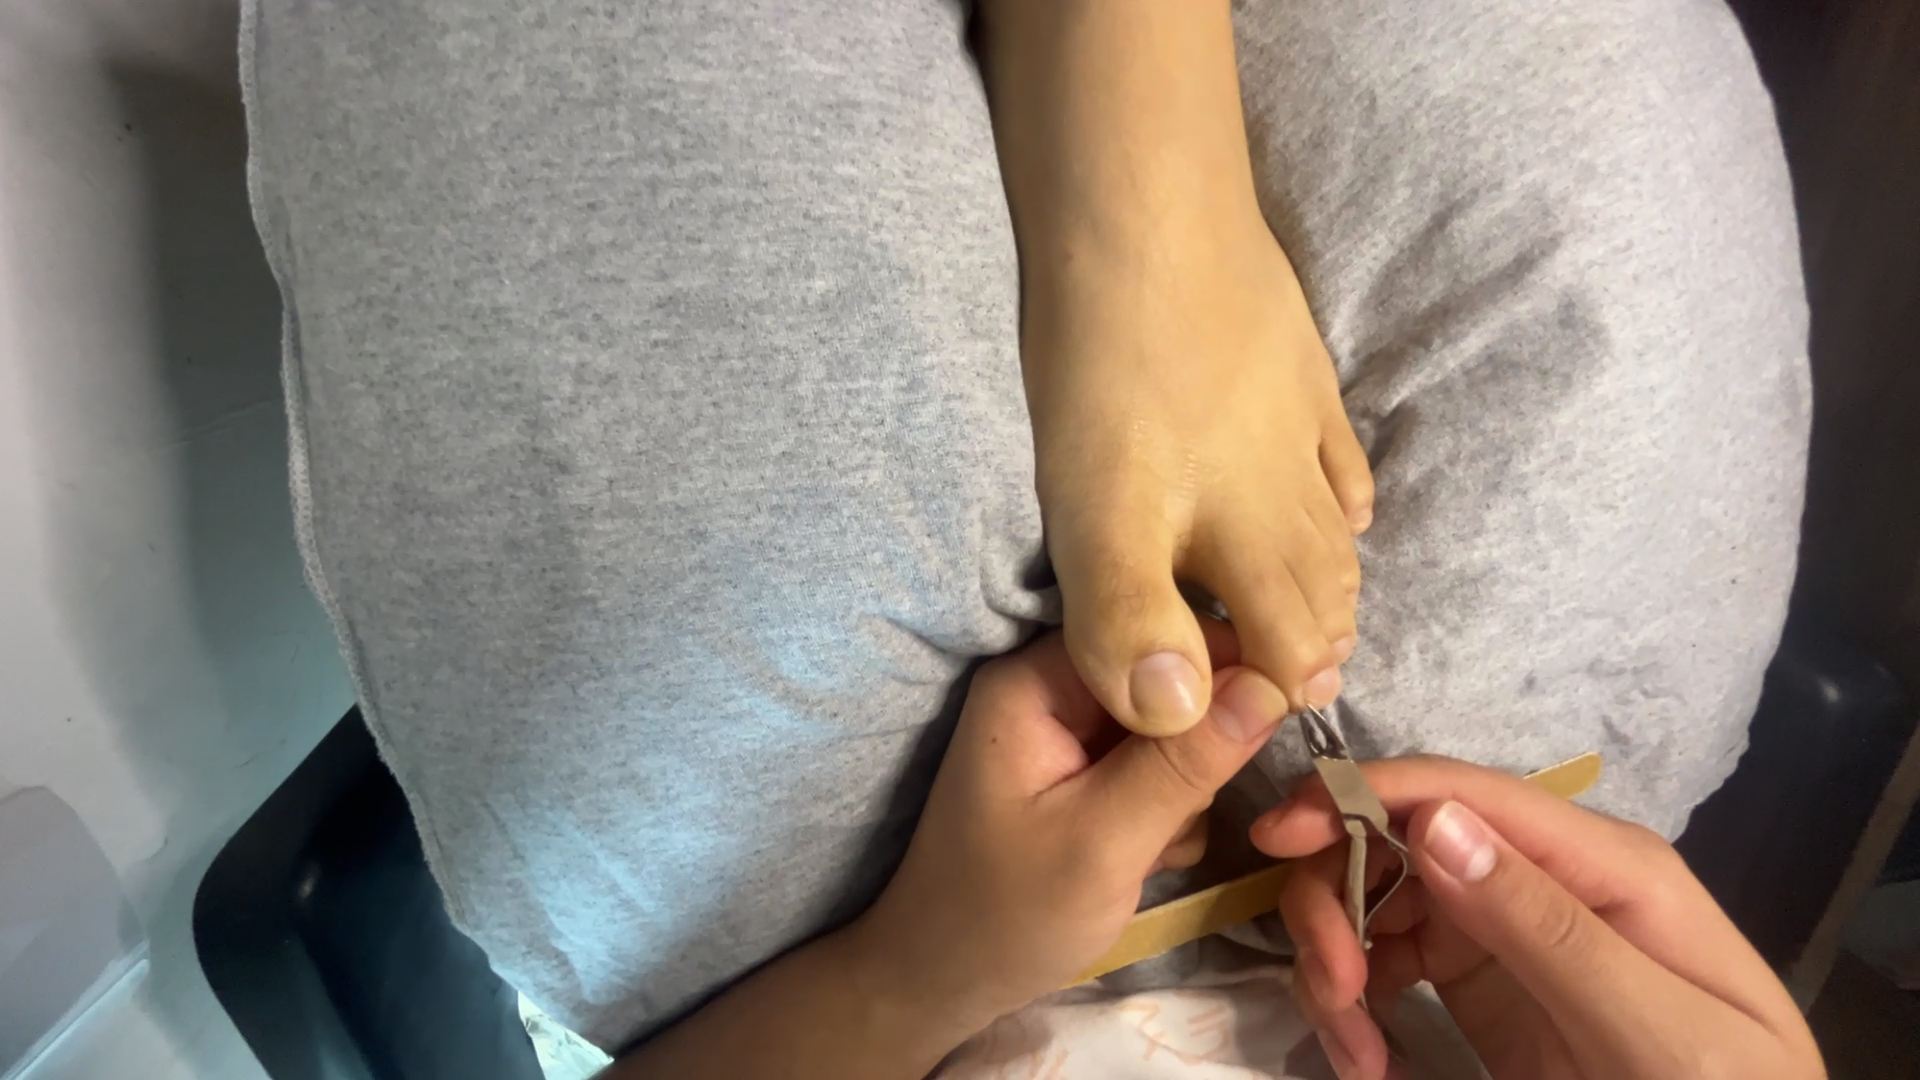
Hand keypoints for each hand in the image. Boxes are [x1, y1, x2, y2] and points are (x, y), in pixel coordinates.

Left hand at [846, 620, 1289, 1034]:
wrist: (950, 973)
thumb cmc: (1010, 912)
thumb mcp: (1103, 841)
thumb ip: (1184, 762)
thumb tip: (1268, 684)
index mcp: (1034, 679)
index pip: (1146, 633)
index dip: (1218, 665)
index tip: (1275, 711)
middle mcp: (1048, 686)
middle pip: (1164, 681)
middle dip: (1191, 751)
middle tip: (1174, 815)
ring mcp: (1065, 728)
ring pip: (1168, 729)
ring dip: (1179, 790)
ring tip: (1146, 846)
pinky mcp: (1082, 767)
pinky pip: (1152, 764)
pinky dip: (1163, 809)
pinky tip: (1140, 854)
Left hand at [1023, 212, 1372, 734]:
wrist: (1144, 224)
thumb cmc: (1111, 384)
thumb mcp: (1097, 518)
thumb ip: (1131, 620)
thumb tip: (1181, 716)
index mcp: (1248, 539)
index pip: (1287, 641)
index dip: (1278, 683)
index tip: (1266, 709)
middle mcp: (1289, 491)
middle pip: (1320, 588)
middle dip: (1312, 640)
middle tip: (1302, 674)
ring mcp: (1300, 424)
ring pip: (1333, 526)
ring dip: (1331, 580)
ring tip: (1327, 615)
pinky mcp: (1293, 369)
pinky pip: (1338, 451)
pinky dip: (1342, 495)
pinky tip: (1344, 507)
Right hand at [1250, 757, 1824, 1079]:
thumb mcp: (1662, 1039)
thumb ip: (1550, 926)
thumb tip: (1434, 821)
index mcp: (1589, 856)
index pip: (1449, 789)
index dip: (1353, 795)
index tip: (1277, 835)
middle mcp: (1522, 866)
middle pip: (1385, 838)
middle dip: (1333, 899)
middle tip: (1329, 984)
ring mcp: (1484, 911)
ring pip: (1361, 889)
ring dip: (1331, 955)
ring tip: (1350, 1042)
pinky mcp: (1454, 961)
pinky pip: (1369, 947)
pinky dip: (1346, 993)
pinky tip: (1364, 1052)